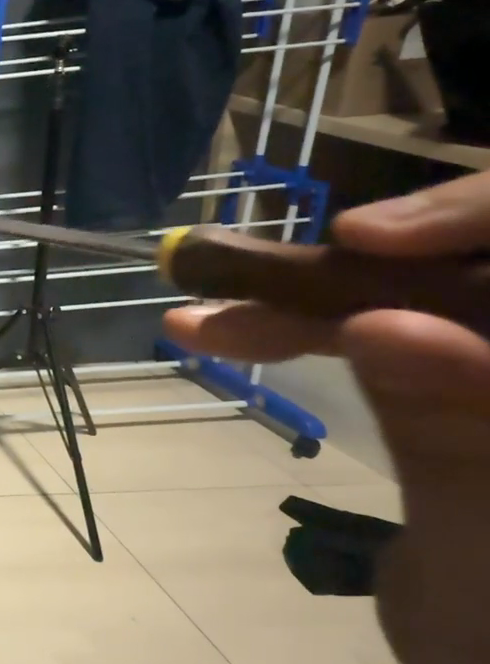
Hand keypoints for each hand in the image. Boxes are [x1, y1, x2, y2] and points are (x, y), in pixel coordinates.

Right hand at [163, 171, 489, 663]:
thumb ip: (464, 443)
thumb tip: (391, 325)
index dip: (478, 220)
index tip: (362, 237)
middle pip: (475, 269)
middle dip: (351, 267)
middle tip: (229, 269)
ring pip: (415, 297)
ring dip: (303, 298)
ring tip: (200, 314)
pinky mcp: (473, 393)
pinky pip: (388, 332)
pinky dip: (303, 328)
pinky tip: (228, 335)